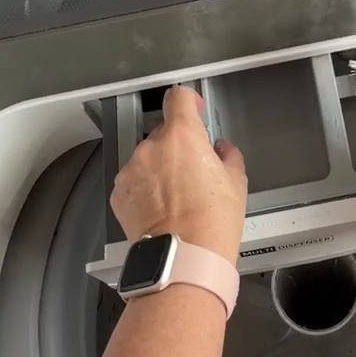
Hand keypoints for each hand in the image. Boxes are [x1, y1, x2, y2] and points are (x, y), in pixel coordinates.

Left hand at [111, 86, 247, 261]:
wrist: (184, 258)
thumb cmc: (212, 222)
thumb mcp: (236, 182)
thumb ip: (228, 155)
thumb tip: (222, 150)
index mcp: (182, 135)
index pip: (178, 97)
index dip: (188, 101)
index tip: (194, 109)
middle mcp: (151, 147)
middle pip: (163, 131)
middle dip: (177, 145)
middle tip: (193, 170)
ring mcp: (131, 170)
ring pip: (147, 158)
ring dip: (158, 167)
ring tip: (176, 195)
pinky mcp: (119, 194)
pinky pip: (133, 181)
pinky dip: (144, 188)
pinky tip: (161, 208)